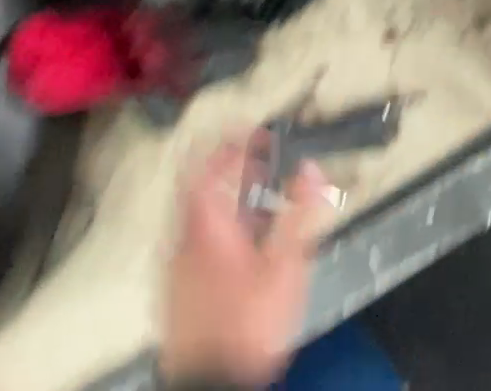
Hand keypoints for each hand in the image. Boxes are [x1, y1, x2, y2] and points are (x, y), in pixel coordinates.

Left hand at [160, 141, 327, 387]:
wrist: (213, 379)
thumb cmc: (250, 319)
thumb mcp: (287, 263)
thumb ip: (299, 212)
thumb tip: (311, 168)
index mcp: (207, 229)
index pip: (206, 171)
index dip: (225, 144)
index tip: (248, 126)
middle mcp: (184, 242)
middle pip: (198, 192)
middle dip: (228, 168)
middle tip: (257, 152)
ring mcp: (179, 268)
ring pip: (199, 216)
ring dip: (227, 195)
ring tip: (258, 186)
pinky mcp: (181, 289)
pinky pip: (198, 238)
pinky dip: (222, 220)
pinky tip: (246, 231)